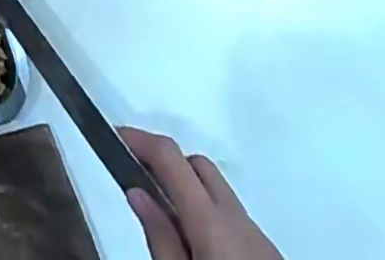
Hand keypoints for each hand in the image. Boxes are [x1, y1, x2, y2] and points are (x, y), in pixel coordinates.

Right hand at [119, 129, 283, 259]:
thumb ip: (160, 237)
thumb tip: (138, 192)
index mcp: (211, 223)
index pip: (170, 156)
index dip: (139, 139)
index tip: (114, 137)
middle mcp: (238, 220)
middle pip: (197, 163)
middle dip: (166, 162)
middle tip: (137, 178)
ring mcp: (258, 236)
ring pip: (217, 189)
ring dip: (188, 187)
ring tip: (163, 216)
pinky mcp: (270, 254)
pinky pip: (232, 215)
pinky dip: (207, 211)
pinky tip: (195, 242)